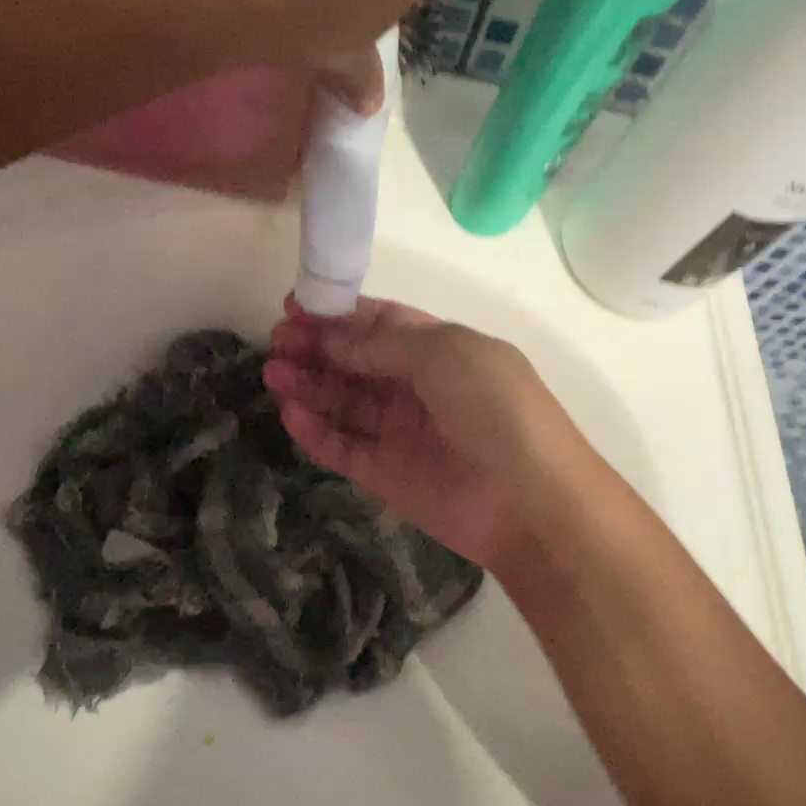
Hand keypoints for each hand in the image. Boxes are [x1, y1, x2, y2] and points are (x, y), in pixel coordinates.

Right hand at [263, 297, 603, 570]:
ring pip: (345, 402)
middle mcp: (420, 387)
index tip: (296, 305)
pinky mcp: (389, 475)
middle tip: (276, 341)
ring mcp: (403, 432)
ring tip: (273, 373)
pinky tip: (291, 413)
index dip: (340, 314)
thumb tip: (332, 334)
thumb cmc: (496, 409)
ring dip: (310, 384)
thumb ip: (384, 343)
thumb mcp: (447, 354)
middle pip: (357, 360)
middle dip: (318, 347)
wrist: (531, 501)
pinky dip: (316, 431)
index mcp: (442, 349)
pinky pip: (344, 447)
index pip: (382, 323)